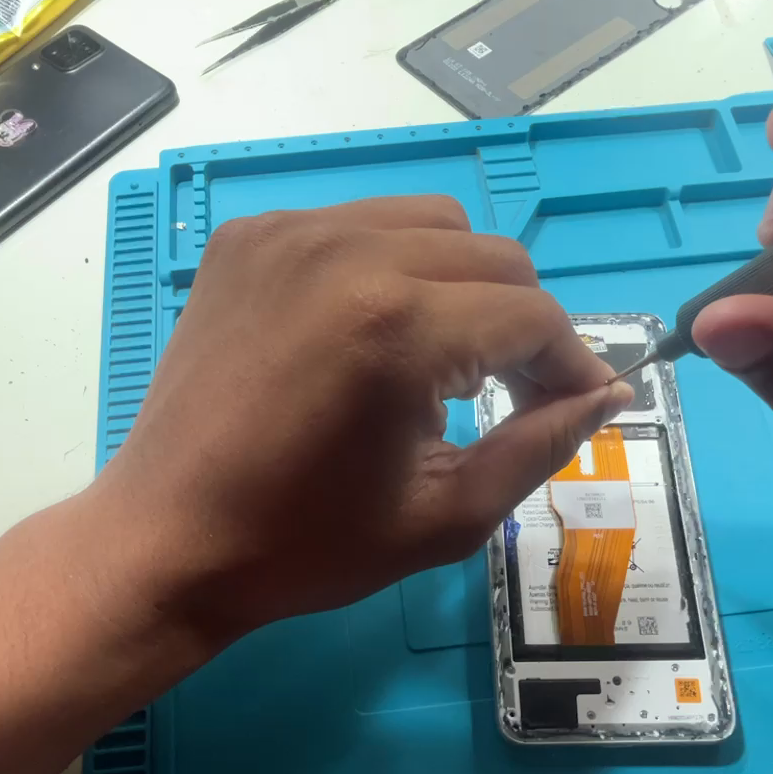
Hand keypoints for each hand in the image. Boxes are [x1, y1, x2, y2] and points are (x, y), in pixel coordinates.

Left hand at [92, 196, 630, 636]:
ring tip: (443, 363)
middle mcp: (347, 250)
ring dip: (464, 289)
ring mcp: (288, 234)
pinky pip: (359, 226)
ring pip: (432, 226)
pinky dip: (392, 270)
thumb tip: (604, 396)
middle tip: (513, 395)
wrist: (168, 540)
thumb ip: (540, 447)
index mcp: (398, 326)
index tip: (576, 408)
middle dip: (523, 327)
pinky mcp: (249, 239)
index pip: (533, 316)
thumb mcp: (444, 515)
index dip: (571, 364)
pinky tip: (372, 335)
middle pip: (494, 258)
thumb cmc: (305, 547)